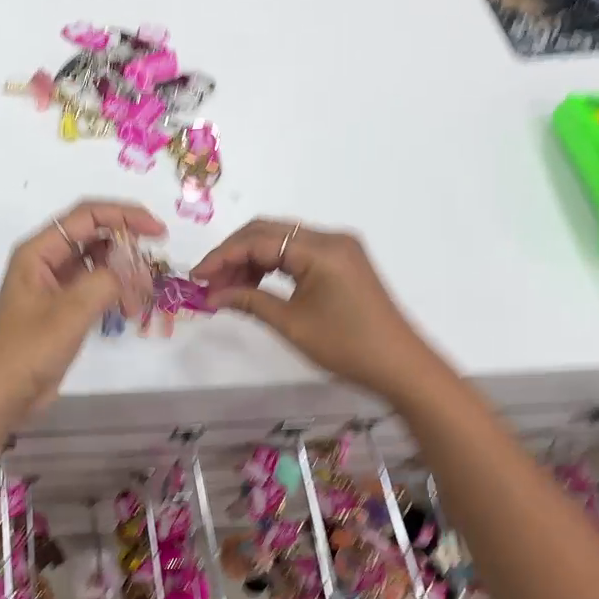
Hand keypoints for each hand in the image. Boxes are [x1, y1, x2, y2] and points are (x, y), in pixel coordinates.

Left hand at [0, 201, 166, 416]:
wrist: (3, 393)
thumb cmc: (29, 350)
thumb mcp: (70, 312)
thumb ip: (105, 282)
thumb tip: (134, 271)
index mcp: (38, 251)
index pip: (86, 216)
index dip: (124, 216)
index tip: (158, 231)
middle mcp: (45, 261)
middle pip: (92, 235)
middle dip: (126, 245)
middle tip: (155, 266)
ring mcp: (53, 285)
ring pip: (96, 262)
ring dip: (123, 272)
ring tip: (144, 294)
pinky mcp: (62, 308)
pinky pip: (94, 286)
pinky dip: (115, 292)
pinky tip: (131, 309)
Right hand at [192, 219, 448, 399]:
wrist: (402, 367)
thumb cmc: (347, 347)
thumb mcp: (291, 324)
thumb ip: (248, 302)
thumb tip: (210, 296)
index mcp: (321, 250)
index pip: (258, 240)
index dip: (222, 256)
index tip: (196, 277)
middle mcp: (331, 238)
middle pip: (268, 232)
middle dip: (233, 254)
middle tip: (208, 282)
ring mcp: (339, 248)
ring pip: (281, 240)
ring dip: (250, 259)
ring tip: (227, 287)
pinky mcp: (343, 261)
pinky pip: (297, 252)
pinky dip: (271, 264)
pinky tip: (253, 285)